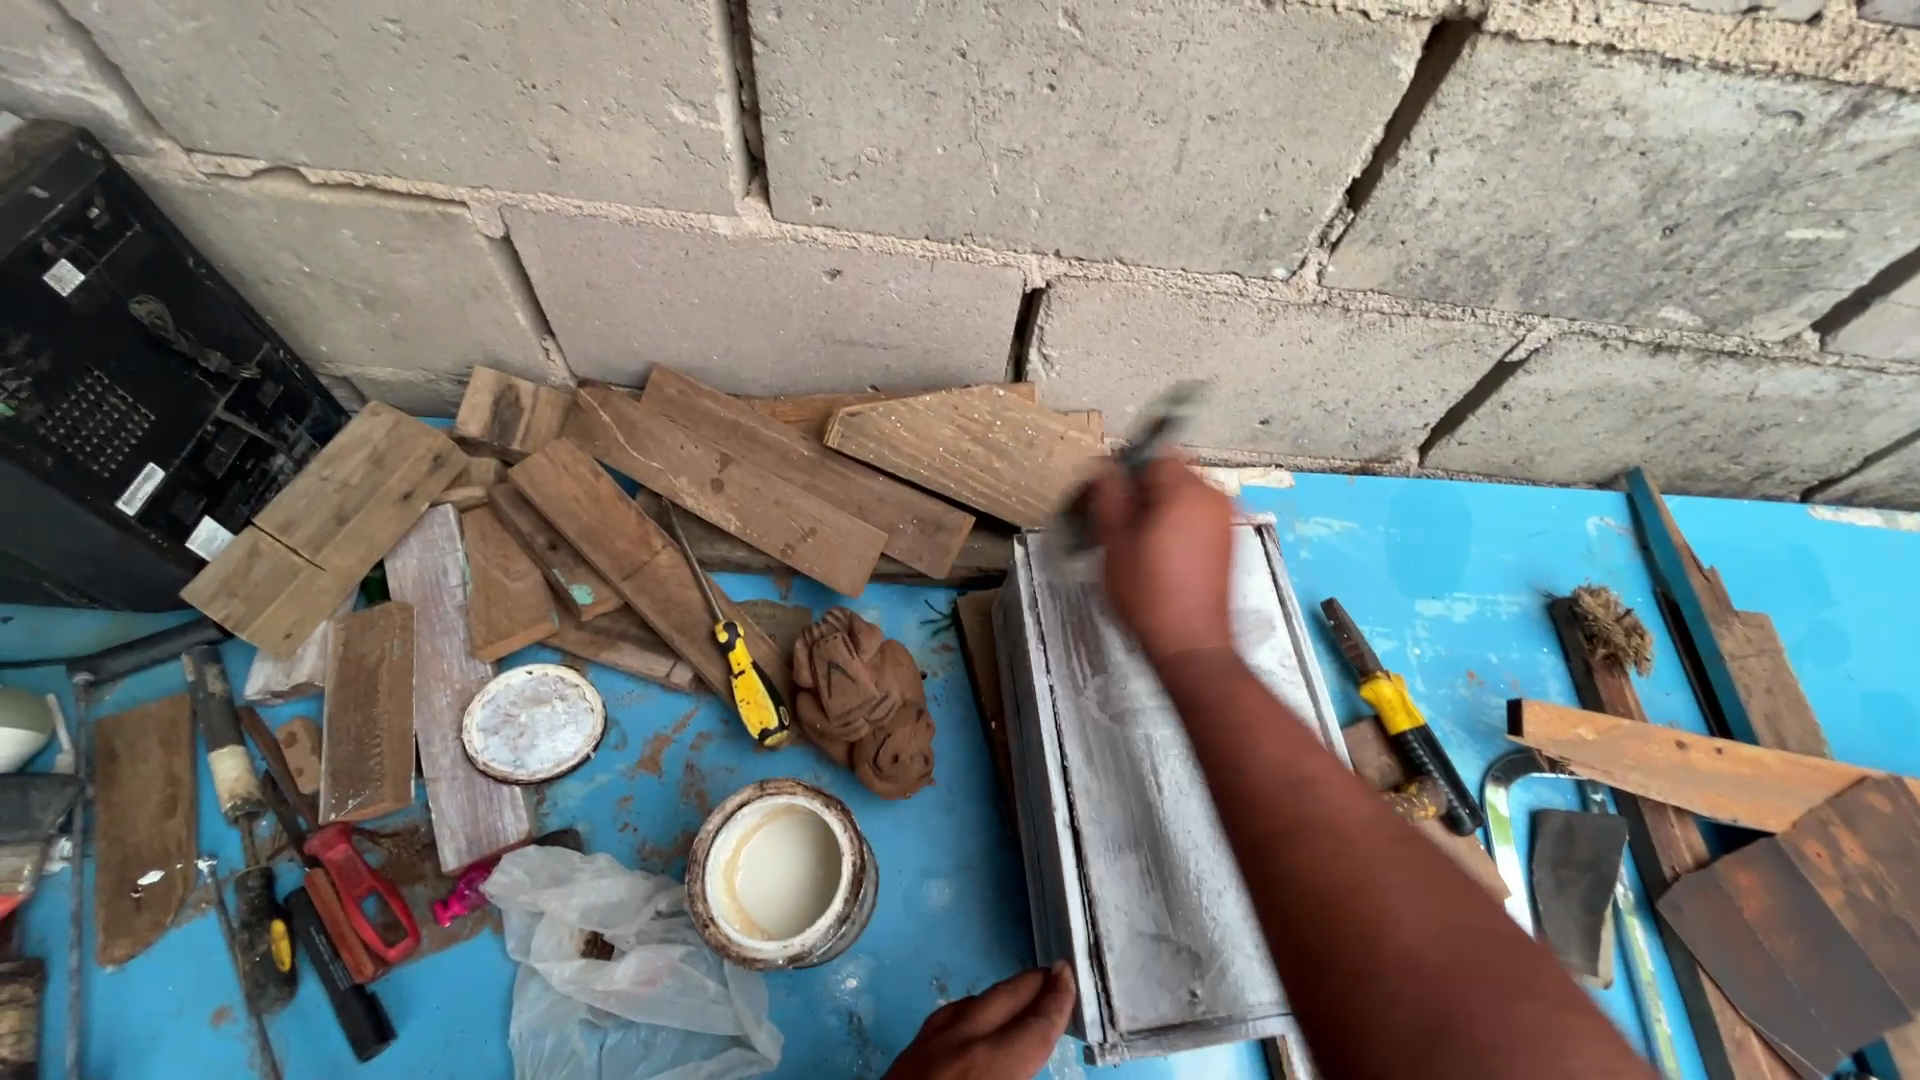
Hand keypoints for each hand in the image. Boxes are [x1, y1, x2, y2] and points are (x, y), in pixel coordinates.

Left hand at [880, 964, 1076, 1079]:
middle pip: (1002, 999)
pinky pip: (945, 1018)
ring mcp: (926, 1047)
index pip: (1033, 1026)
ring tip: (1022, 995)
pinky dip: (970, 1011)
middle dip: (1032, 984)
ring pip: (972, 1003)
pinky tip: (975, 1019)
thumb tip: (1030, 1061)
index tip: (1069, 977)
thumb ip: (1020, 1075)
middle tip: (1055, 974)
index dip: (1056, 1001)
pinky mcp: (905, 1056)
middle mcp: (958, 1046)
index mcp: (988, 1068)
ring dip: (1001, 995)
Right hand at [1085, 457, 1235, 666]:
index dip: (1126, 472)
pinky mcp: (1229, 542)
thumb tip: (1105, 469)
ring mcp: (1226, 520)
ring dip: (1160, 507)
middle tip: (1118, 520)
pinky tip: (1159, 554)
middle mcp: (1214, 497)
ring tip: (1137, 540)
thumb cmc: (1149, 595)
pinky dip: (1178, 524)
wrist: (1191, 643)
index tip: (1107, 495)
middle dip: (1143, 490)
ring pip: (1184, 496)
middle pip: (1171, 474)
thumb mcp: (1114, 542)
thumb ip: (1108, 495)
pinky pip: (1198, 517)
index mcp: (1186, 490)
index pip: (1153, 456)